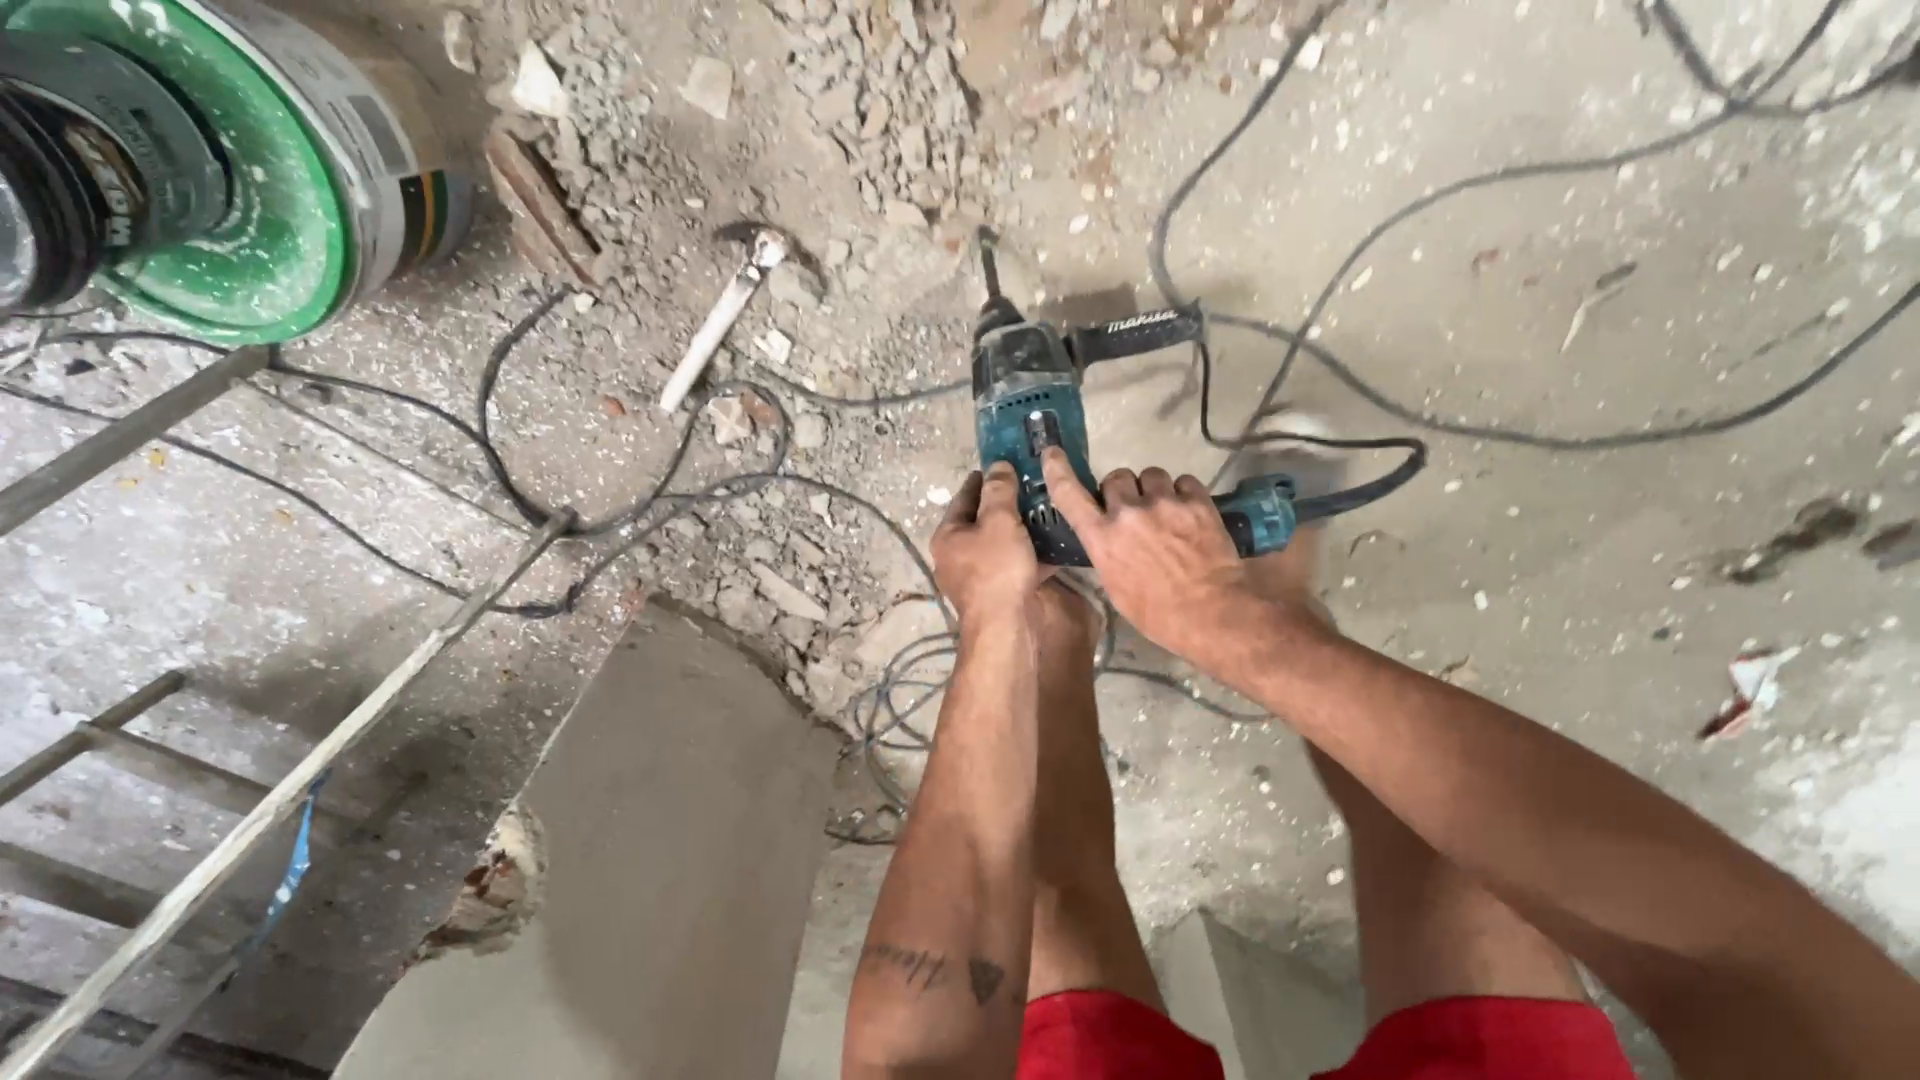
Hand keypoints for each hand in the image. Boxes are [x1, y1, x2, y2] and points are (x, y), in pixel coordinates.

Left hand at [932, 462, 1050, 627]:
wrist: (1006, 627)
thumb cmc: (997, 569)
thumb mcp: (999, 521)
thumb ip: (999, 491)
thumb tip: (998, 465)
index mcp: (948, 536)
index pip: (963, 498)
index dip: (982, 480)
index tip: (1001, 465)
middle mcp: (956, 556)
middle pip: (982, 522)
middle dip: (1006, 506)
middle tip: (1030, 487)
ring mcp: (977, 578)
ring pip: (1001, 545)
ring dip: (1021, 531)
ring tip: (1046, 511)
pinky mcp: (998, 594)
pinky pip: (1015, 567)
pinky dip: (1032, 556)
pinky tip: (1055, 545)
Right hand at [1040, 448, 1272, 662]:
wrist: (1211, 612)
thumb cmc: (1158, 614)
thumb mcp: (1116, 587)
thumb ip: (1107, 553)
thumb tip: (1109, 539)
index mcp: (1102, 538)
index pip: (1068, 494)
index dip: (1057, 470)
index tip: (1052, 453)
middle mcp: (1127, 512)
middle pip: (1116, 478)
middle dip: (1122, 491)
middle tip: (1135, 510)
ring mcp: (1163, 503)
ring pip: (1151, 474)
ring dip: (1154, 489)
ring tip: (1166, 509)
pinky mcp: (1196, 501)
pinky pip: (1184, 481)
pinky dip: (1184, 493)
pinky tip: (1190, 512)